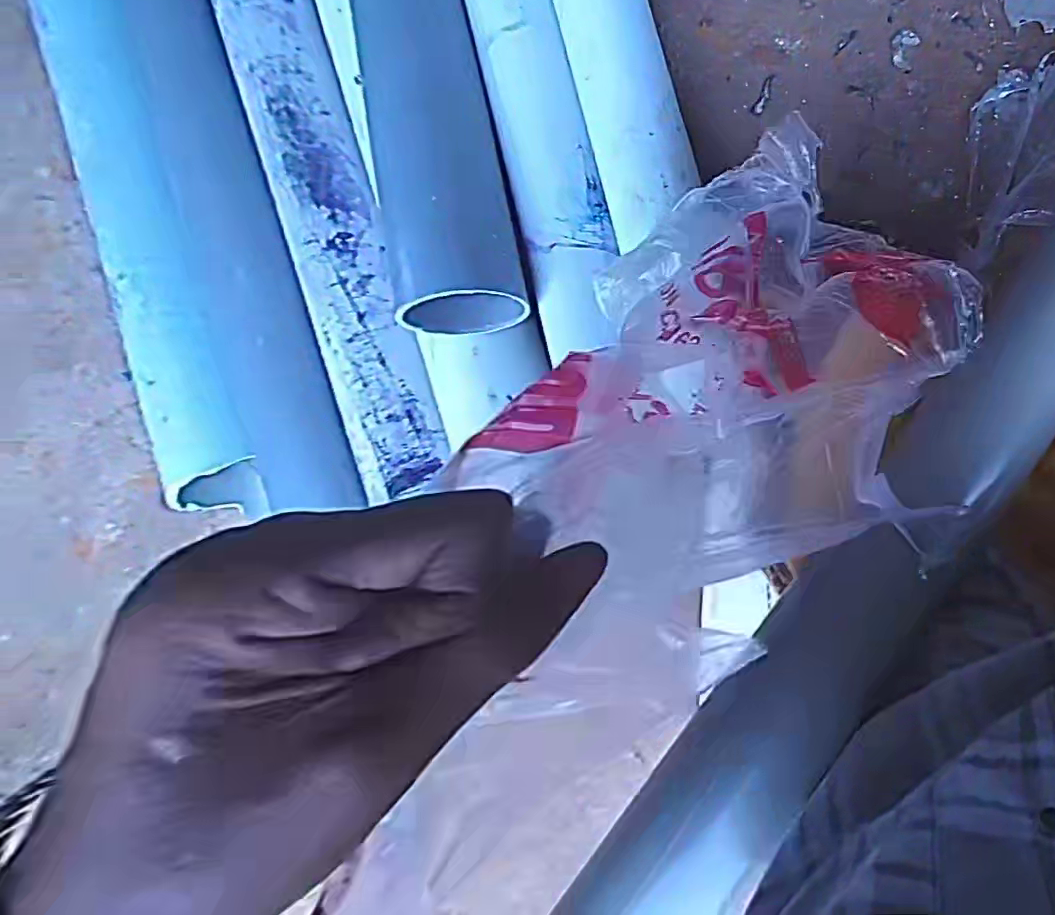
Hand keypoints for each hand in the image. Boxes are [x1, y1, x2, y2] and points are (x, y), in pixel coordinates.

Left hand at [0, 490, 604, 914]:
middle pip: (439, 529)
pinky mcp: (269, 583)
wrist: (117, 911)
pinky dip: (408, 614)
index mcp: (258, 576)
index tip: (440, 661)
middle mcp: (257, 544)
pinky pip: (392, 568)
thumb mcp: (388, 744)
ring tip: (386, 679)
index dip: (480, 588)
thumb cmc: (239, 841)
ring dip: (434, 610)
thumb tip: (589, 558)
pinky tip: (369, 666)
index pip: (455, 525)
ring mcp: (259, 560)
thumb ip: (497, 641)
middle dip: (457, 599)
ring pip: (424, 547)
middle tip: (412, 677)